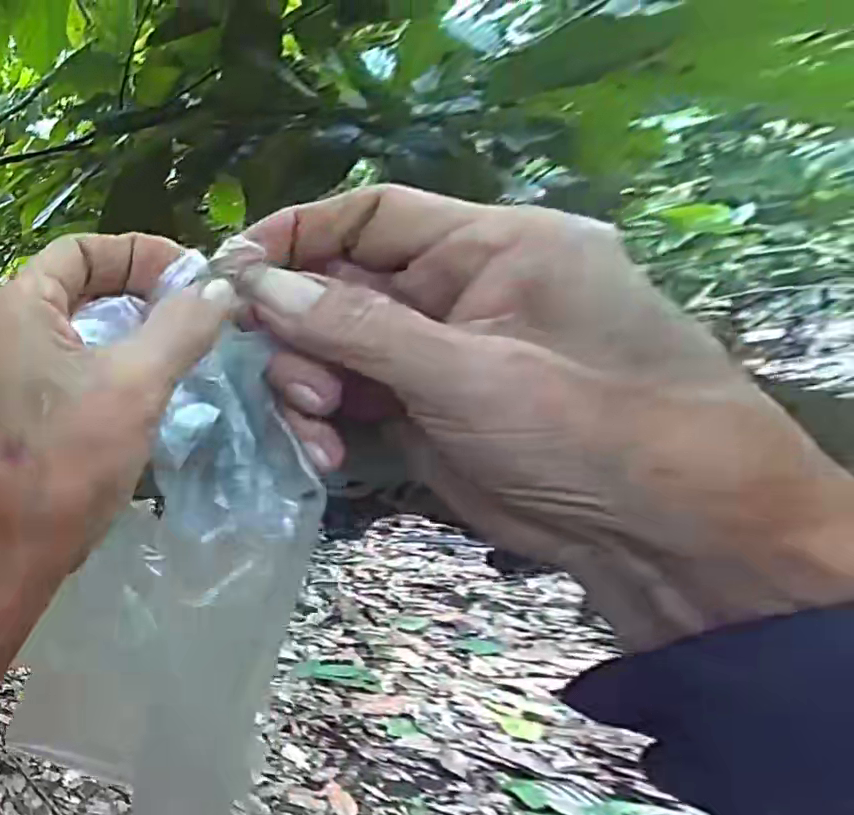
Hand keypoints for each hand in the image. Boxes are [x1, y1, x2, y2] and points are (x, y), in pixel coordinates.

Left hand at [0, 233, 234, 769]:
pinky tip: (145, 389)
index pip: (83, 249)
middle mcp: (1, 331)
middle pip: (80, 287)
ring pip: (78, 331)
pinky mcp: (16, 408)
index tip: (194, 281)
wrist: (14, 551)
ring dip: (130, 334)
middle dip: (140, 295)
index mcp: (16, 308)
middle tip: (194, 318)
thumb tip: (220, 285)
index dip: (143, 254)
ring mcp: (4, 373)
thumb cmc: (68, 464)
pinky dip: (109, 367)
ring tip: (180, 354)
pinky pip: (68, 367)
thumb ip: (182, 323)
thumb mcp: (136, 384)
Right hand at [242, 184, 853, 648]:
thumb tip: (256, 285)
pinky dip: (319, 424)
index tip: (229, 273)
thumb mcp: (461, 371)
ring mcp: (421, 354)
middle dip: (297, 339)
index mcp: (485, 249)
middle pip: (331, 292)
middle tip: (298, 388)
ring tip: (320, 427)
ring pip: (322, 351)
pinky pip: (335, 398)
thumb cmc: (586, 426)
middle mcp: (446, 294)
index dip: (294, 235)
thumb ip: (353, 328)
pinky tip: (330, 456)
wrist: (656, 528)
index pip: (370, 215)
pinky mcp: (406, 405)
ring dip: (303, 389)